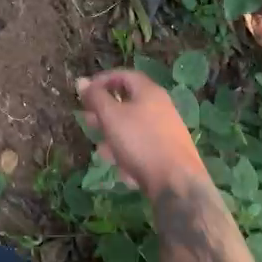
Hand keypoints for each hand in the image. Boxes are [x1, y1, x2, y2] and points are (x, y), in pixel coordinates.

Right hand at [76, 70, 207, 194]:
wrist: (179, 185)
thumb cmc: (140, 142)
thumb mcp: (111, 116)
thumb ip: (95, 97)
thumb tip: (82, 81)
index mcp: (149, 92)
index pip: (123, 75)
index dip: (102, 80)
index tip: (85, 93)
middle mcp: (162, 108)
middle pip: (128, 103)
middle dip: (104, 113)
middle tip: (89, 121)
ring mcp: (169, 133)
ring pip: (134, 128)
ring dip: (114, 137)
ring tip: (101, 151)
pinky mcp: (172, 155)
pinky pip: (144, 148)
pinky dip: (131, 154)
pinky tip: (123, 171)